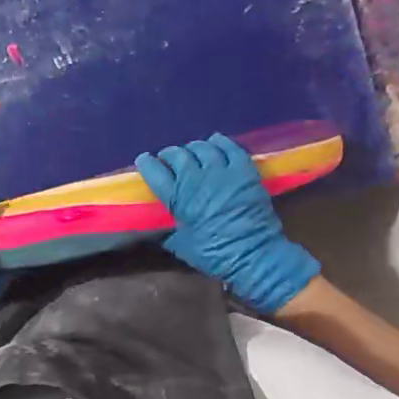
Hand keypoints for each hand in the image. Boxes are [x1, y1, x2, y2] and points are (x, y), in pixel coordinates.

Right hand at [135, 133, 320, 313]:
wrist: (254, 255)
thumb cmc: (214, 255)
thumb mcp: (180, 245)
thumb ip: (166, 229)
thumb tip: (156, 225)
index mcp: (177, 197)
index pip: (154, 170)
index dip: (146, 163)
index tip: (144, 161)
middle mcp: (196, 178)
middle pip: (176, 154)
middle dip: (169, 155)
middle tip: (169, 160)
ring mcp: (222, 171)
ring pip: (201, 147)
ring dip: (192, 148)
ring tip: (192, 154)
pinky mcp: (244, 170)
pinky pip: (229, 146)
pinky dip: (219, 142)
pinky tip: (215, 144)